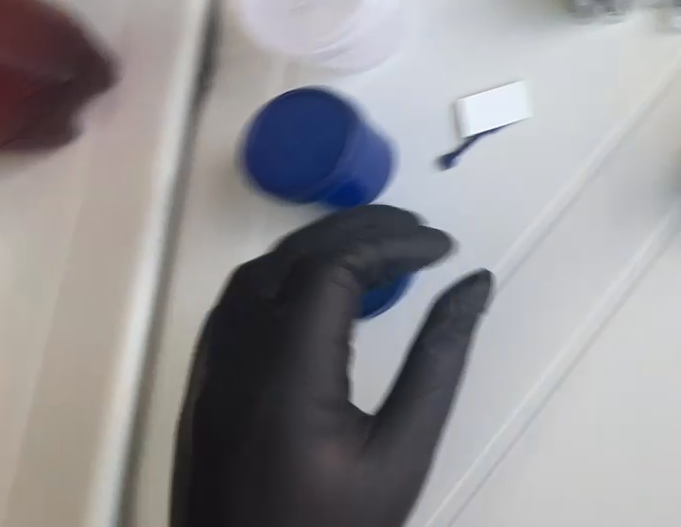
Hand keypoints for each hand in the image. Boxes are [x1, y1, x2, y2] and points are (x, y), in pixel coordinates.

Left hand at [173, 206, 492, 526]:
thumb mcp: (404, 450)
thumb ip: (439, 358)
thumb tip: (475, 283)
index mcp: (285, 376)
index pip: (334, 268)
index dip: (393, 243)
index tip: (443, 250)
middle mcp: (237, 363)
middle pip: (293, 257)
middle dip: (361, 229)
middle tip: (419, 235)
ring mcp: (211, 378)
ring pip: (258, 275)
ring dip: (320, 247)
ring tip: (379, 251)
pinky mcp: (205, 395)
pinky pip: (240, 305)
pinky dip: (289, 275)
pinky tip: (325, 293)